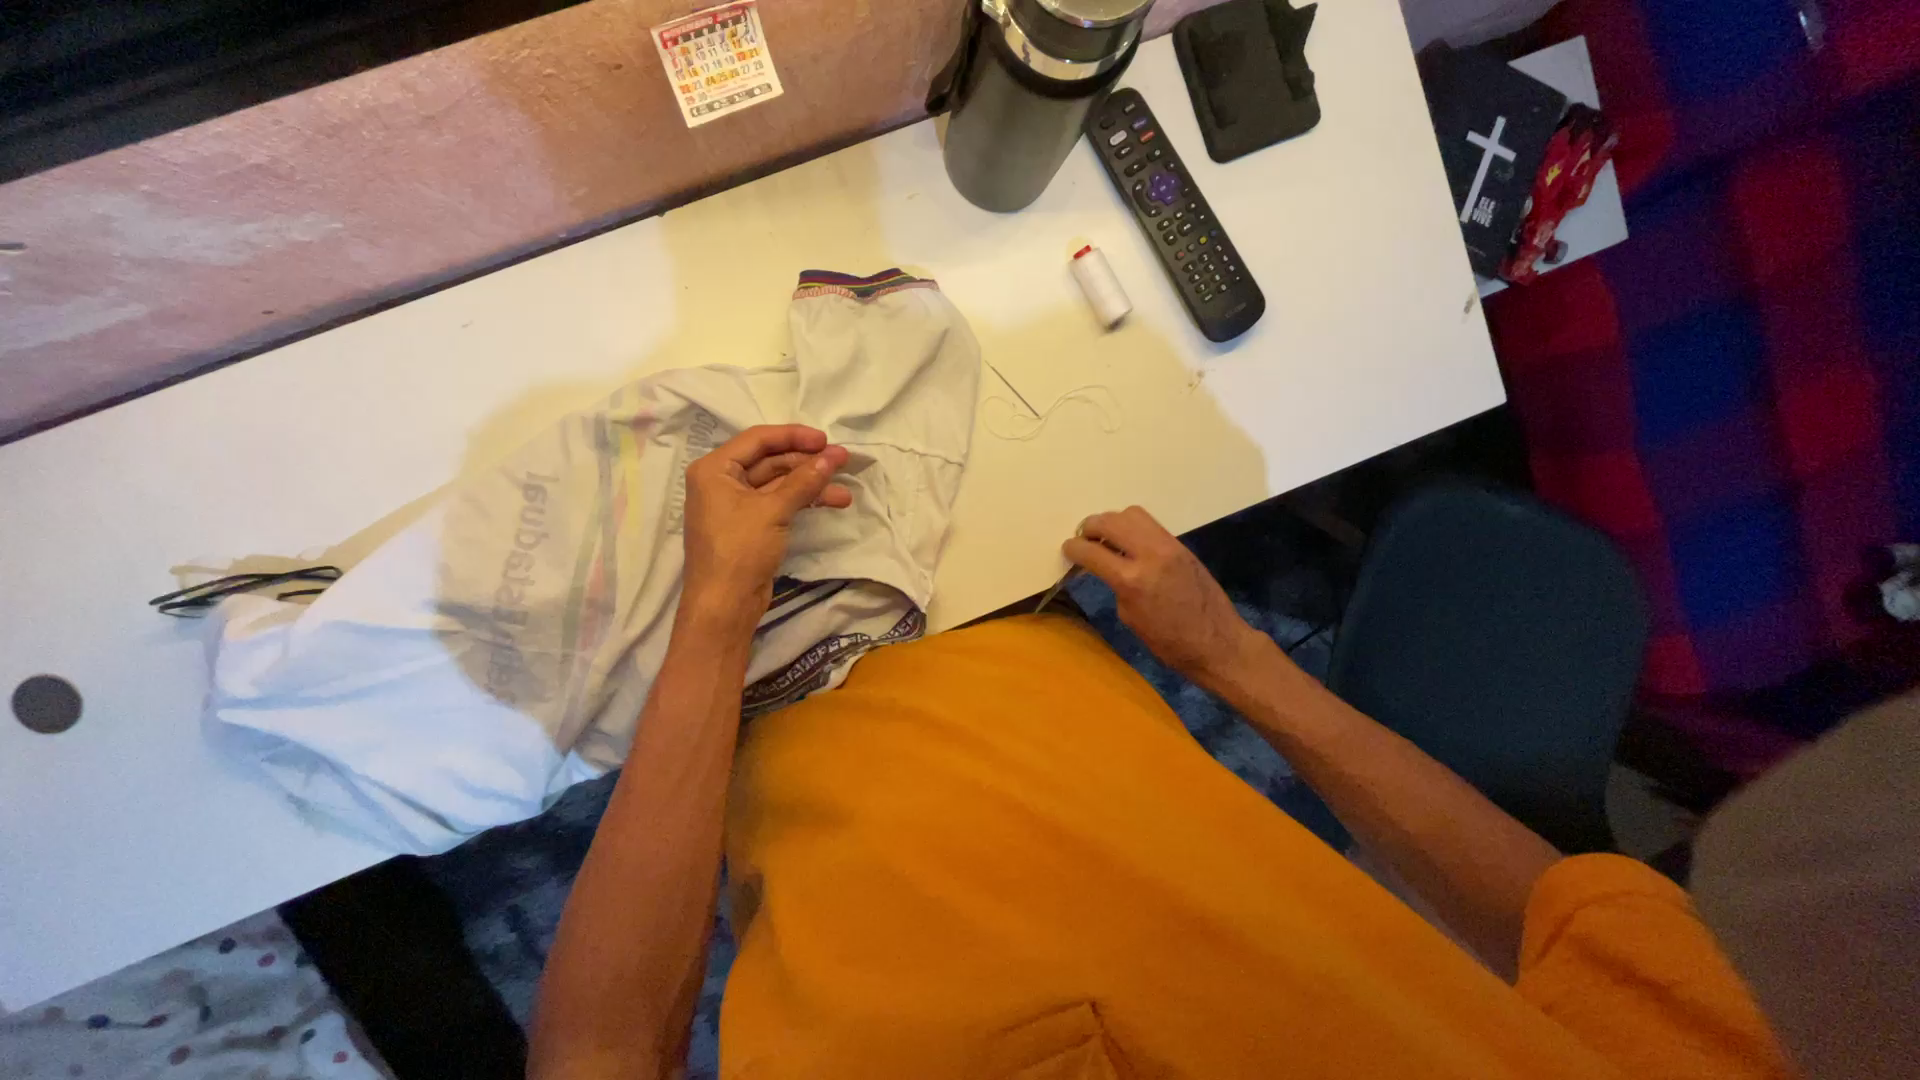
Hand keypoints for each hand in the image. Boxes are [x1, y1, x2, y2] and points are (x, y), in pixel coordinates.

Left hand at [683, 425, 850, 616]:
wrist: (724, 605)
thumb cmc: (739, 550)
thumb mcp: (773, 511)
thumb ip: (804, 480)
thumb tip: (833, 457)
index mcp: (714, 469)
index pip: (758, 440)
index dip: (793, 436)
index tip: (825, 440)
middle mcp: (722, 482)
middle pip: (770, 460)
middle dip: (807, 461)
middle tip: (842, 461)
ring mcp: (736, 505)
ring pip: (779, 483)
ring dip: (811, 484)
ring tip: (845, 490)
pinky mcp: (751, 526)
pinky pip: (779, 503)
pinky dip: (803, 501)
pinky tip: (830, 502)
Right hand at [1062, 506, 1267, 692]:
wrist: (1217, 642)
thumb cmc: (1169, 643)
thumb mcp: (1131, 617)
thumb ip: (1115, 586)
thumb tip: (1106, 568)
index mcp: (1132, 580)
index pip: (1092, 551)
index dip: (1073, 548)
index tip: (1068, 549)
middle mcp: (1150, 554)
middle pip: (1110, 521)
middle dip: (1090, 527)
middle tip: (1084, 540)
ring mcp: (1168, 546)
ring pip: (1131, 514)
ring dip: (1113, 522)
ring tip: (1107, 539)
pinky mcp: (1181, 546)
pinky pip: (1150, 524)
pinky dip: (1133, 528)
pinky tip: (1128, 545)